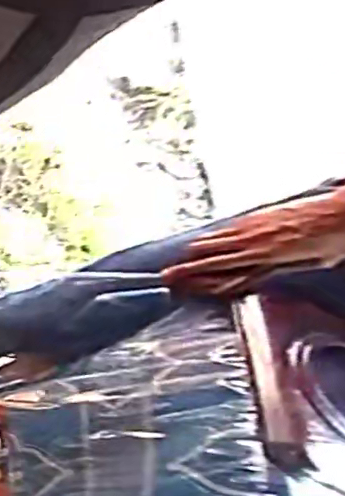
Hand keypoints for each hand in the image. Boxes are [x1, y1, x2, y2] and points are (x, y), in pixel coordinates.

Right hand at [162, 186, 344, 298]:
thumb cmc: (339, 237)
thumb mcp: (313, 261)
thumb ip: (275, 270)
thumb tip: (246, 280)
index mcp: (262, 254)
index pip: (212, 265)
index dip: (187, 272)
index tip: (168, 278)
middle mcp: (249, 239)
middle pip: (202, 250)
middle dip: (184, 261)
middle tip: (171, 270)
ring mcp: (250, 225)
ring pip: (209, 237)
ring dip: (197, 249)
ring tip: (191, 256)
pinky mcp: (255, 215)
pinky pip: (224, 228)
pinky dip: (214, 236)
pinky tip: (218, 240)